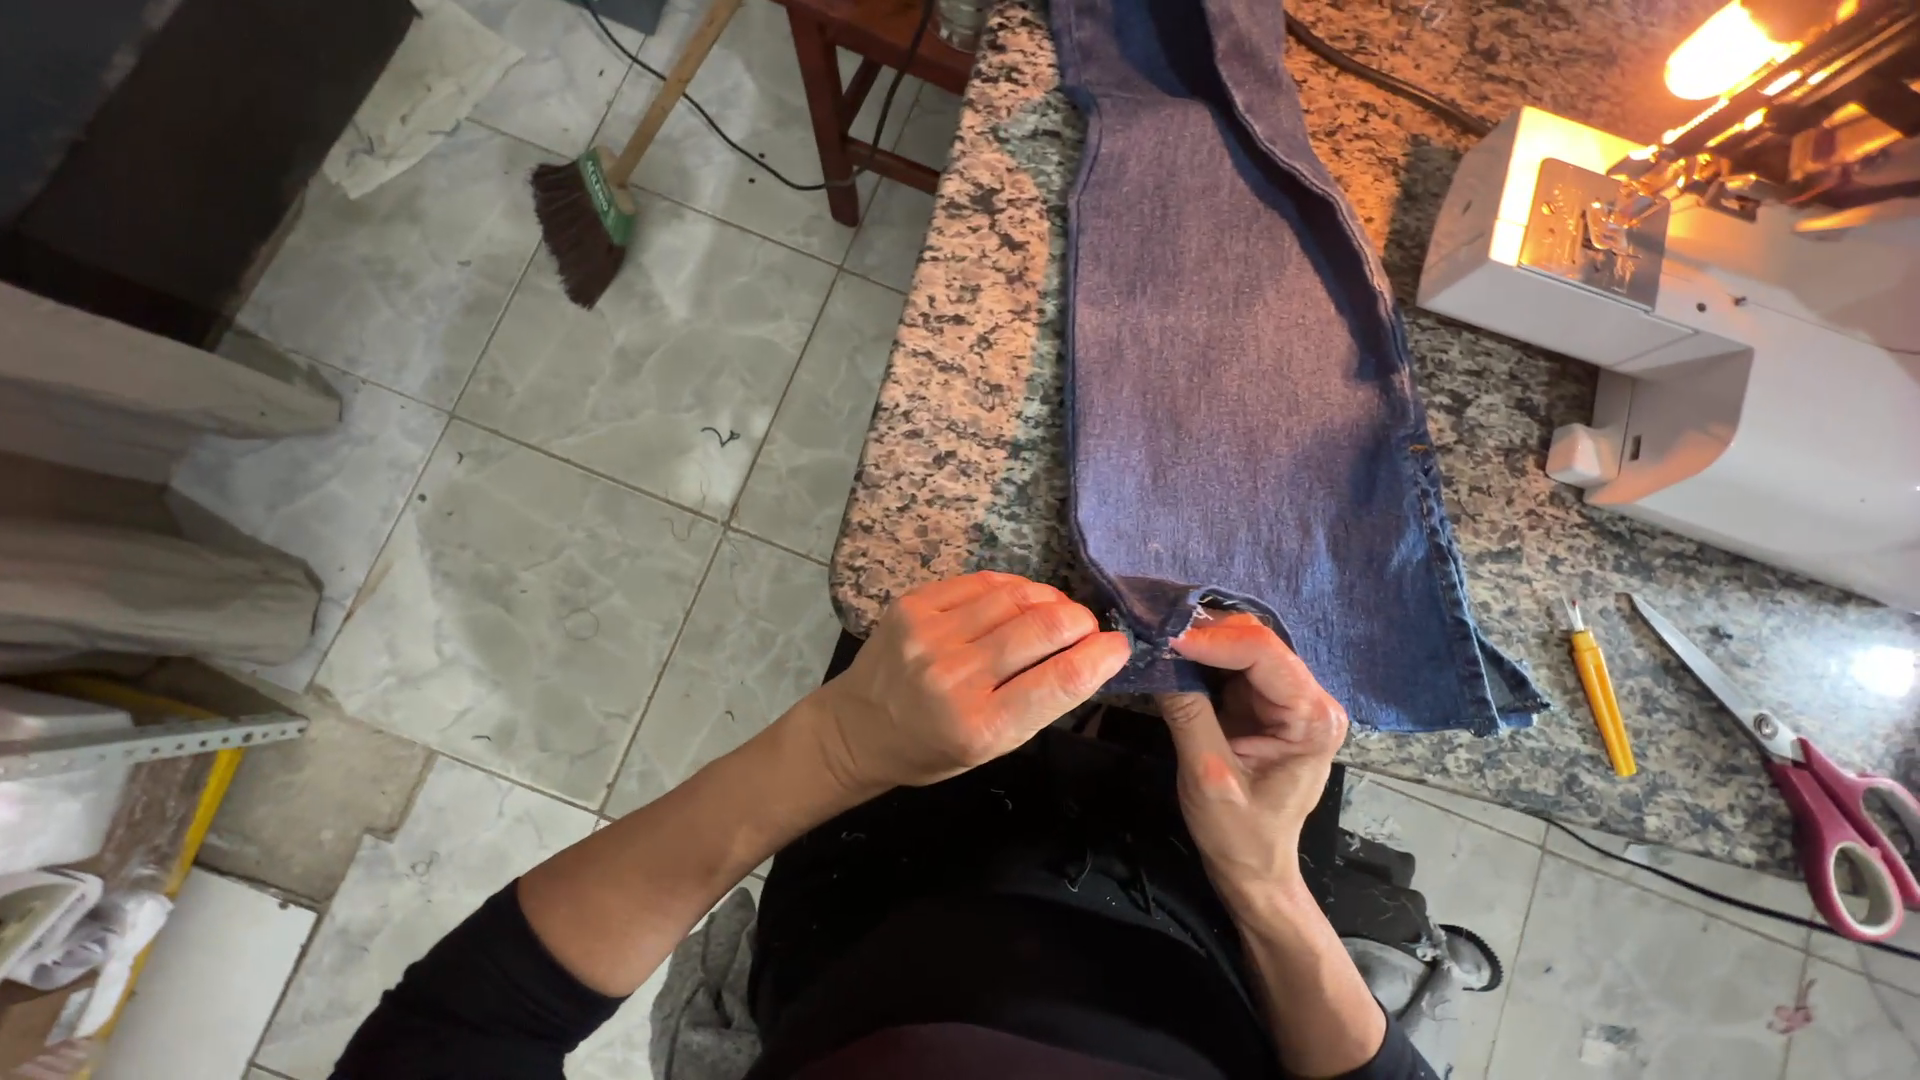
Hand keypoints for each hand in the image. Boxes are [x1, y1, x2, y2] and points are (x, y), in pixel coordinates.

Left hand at [807, 572, 1129, 792]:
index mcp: (981, 726)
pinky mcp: (914, 605)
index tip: (1119, 645)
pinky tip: (1022, 598)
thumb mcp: (992, 747)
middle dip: (1081, 622)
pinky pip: (982, 582)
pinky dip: (1014, 588)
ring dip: (1051, 600)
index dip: (1103, 655)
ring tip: (1058, 611)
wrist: (858, 727)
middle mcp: (955, 677)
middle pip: (1045, 629)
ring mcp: (930, 635)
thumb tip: (1091, 655)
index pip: (1062, 680)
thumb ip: (1039, 703)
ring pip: (1017, 597)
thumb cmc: (932, 748)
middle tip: (1087, 628)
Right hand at [1157, 615, 1348, 904]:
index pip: (1263, 653)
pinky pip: (1232, 664)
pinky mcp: (1264, 702)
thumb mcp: (1208, 776)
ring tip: (1157, 636)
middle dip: (1204, 632)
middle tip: (1154, 631)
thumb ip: (1187, 713)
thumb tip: (1157, 658)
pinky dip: (1200, 656)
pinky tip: (1172, 653)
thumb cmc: (1239, 834)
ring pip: (1242, 646)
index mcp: (1312, 718)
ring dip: (1200, 639)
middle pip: (1256, 641)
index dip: (1211, 639)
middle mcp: (1310, 699)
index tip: (1163, 637)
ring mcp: (1289, 698)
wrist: (1253, 868)